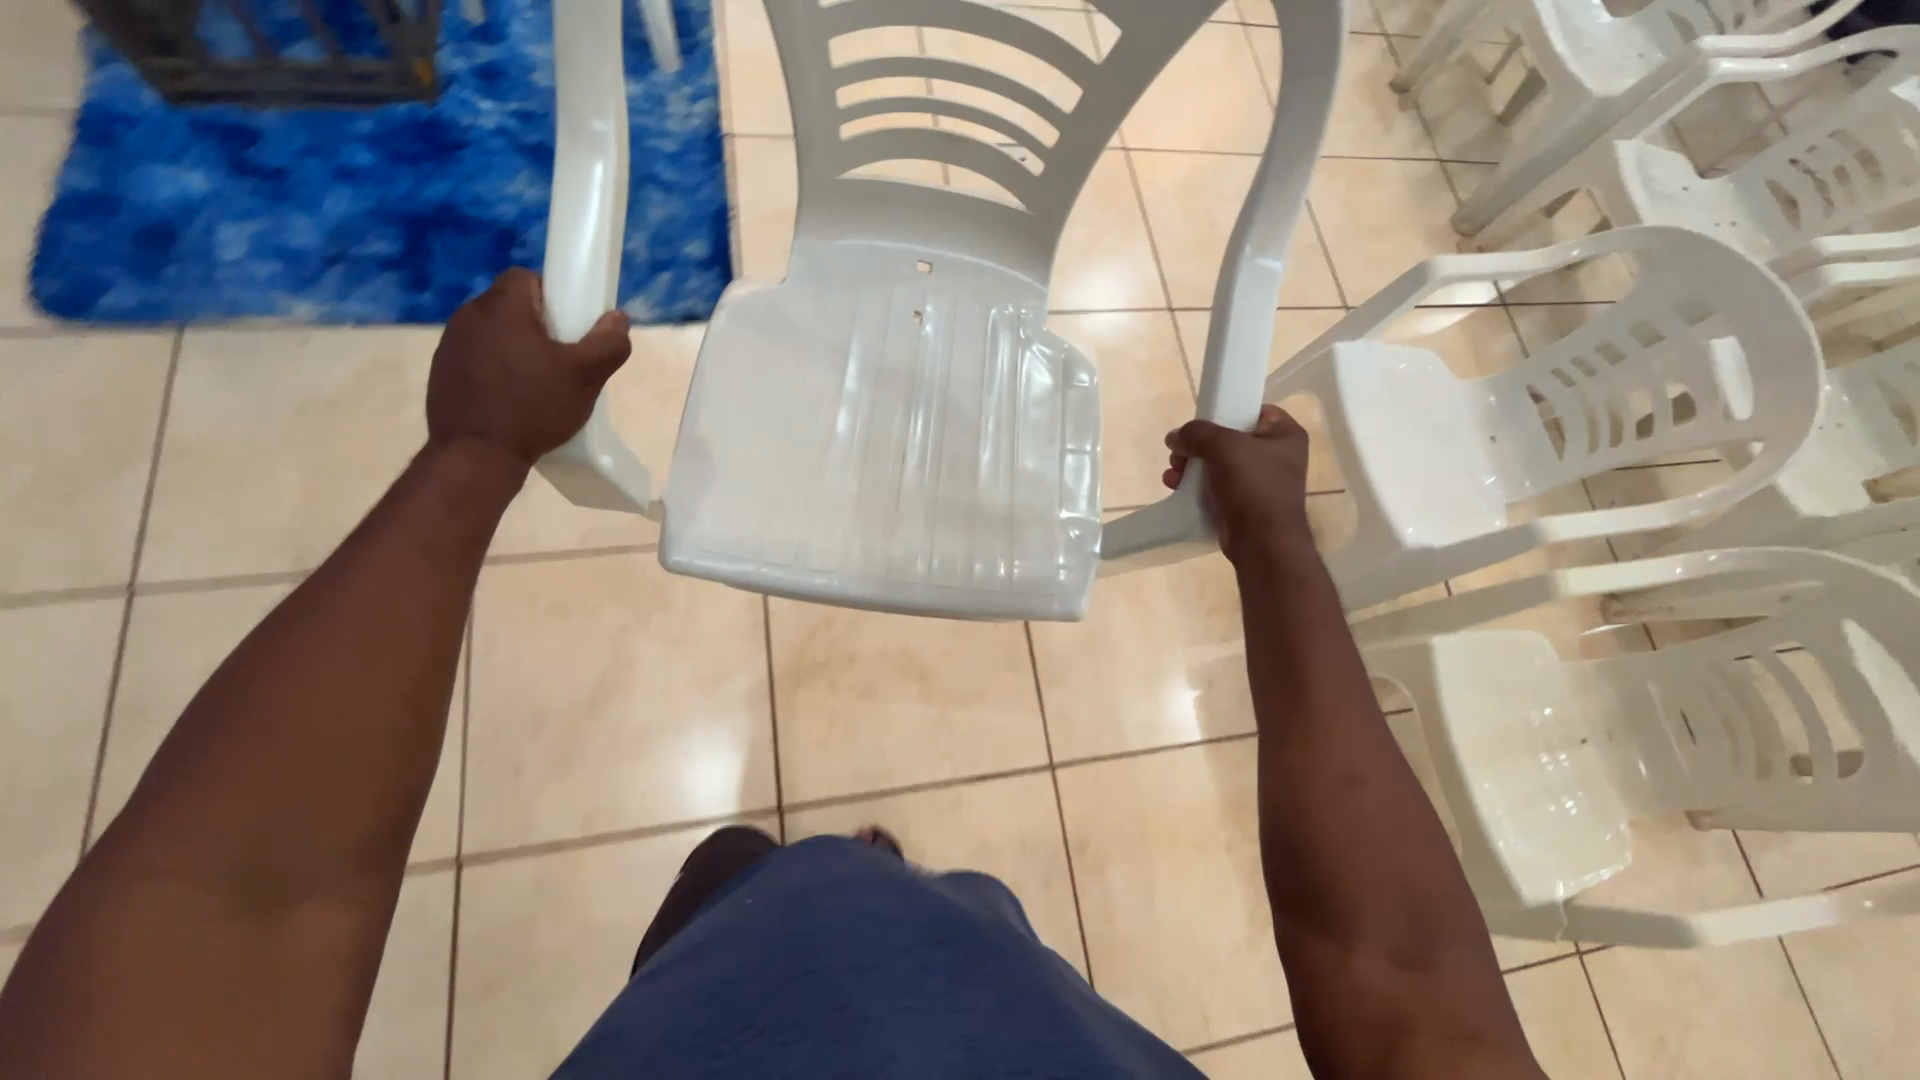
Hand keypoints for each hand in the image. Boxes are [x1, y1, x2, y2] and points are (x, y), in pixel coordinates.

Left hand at [425, 268, 632, 468]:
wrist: (475, 454)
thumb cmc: (534, 408)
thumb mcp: (586, 377)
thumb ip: (608, 343)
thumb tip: (618, 318)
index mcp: (503, 307)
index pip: (527, 277)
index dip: (553, 295)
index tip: (569, 327)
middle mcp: (469, 315)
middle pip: (511, 305)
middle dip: (537, 324)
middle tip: (560, 359)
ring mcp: (450, 343)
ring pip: (493, 331)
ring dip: (514, 347)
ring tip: (536, 384)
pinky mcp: (441, 371)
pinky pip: (476, 356)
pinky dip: (494, 369)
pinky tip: (510, 400)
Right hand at [1164, 403, 1313, 564]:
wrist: (1262, 542)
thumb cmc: (1251, 485)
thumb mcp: (1222, 446)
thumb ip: (1196, 433)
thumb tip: (1175, 437)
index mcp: (1285, 435)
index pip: (1254, 410)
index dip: (1226, 411)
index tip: (1201, 423)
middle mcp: (1278, 456)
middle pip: (1229, 439)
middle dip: (1197, 446)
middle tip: (1178, 454)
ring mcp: (1262, 483)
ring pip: (1219, 465)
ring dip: (1191, 467)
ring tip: (1172, 475)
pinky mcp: (1246, 506)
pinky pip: (1217, 488)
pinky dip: (1197, 487)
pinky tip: (1176, 488)